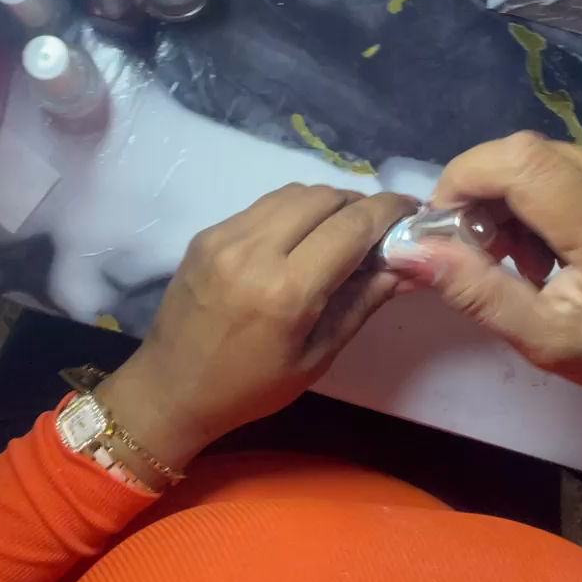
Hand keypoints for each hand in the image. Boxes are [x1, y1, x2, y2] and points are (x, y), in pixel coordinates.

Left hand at [97, 185, 417, 468]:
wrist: (170, 387)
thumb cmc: (249, 388)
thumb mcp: (316, 357)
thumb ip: (361, 302)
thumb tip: (406, 263)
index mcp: (286, 290)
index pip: (352, 225)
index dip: (389, 210)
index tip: (410, 211)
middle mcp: (253, 250)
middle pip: (324, 197)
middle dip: (359, 204)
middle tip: (375, 228)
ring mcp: (223, 236)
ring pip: (292, 193)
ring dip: (325, 203)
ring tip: (339, 231)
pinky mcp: (206, 234)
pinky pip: (262, 206)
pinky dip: (291, 212)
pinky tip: (297, 238)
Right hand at [400, 133, 581, 423]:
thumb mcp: (540, 339)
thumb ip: (473, 290)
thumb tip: (408, 250)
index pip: (524, 162)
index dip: (467, 177)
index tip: (448, 221)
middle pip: (528, 154)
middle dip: (485, 194)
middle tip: (486, 249)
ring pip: (546, 153)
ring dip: (514, 195)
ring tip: (527, 251)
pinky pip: (573, 156)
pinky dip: (545, 190)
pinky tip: (556, 232)